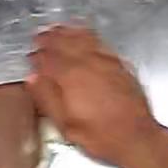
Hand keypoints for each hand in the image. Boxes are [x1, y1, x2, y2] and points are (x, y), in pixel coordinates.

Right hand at [27, 27, 162, 167]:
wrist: (136, 137)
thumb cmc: (101, 135)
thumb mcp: (65, 124)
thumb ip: (47, 98)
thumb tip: (33, 80)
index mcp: (71, 76)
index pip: (48, 58)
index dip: (36, 57)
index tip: (30, 57)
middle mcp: (89, 63)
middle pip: (64, 42)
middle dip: (49, 39)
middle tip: (39, 38)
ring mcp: (106, 61)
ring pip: (83, 38)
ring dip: (67, 33)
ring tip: (57, 30)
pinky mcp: (120, 64)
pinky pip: (100, 41)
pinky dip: (88, 34)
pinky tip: (85, 35)